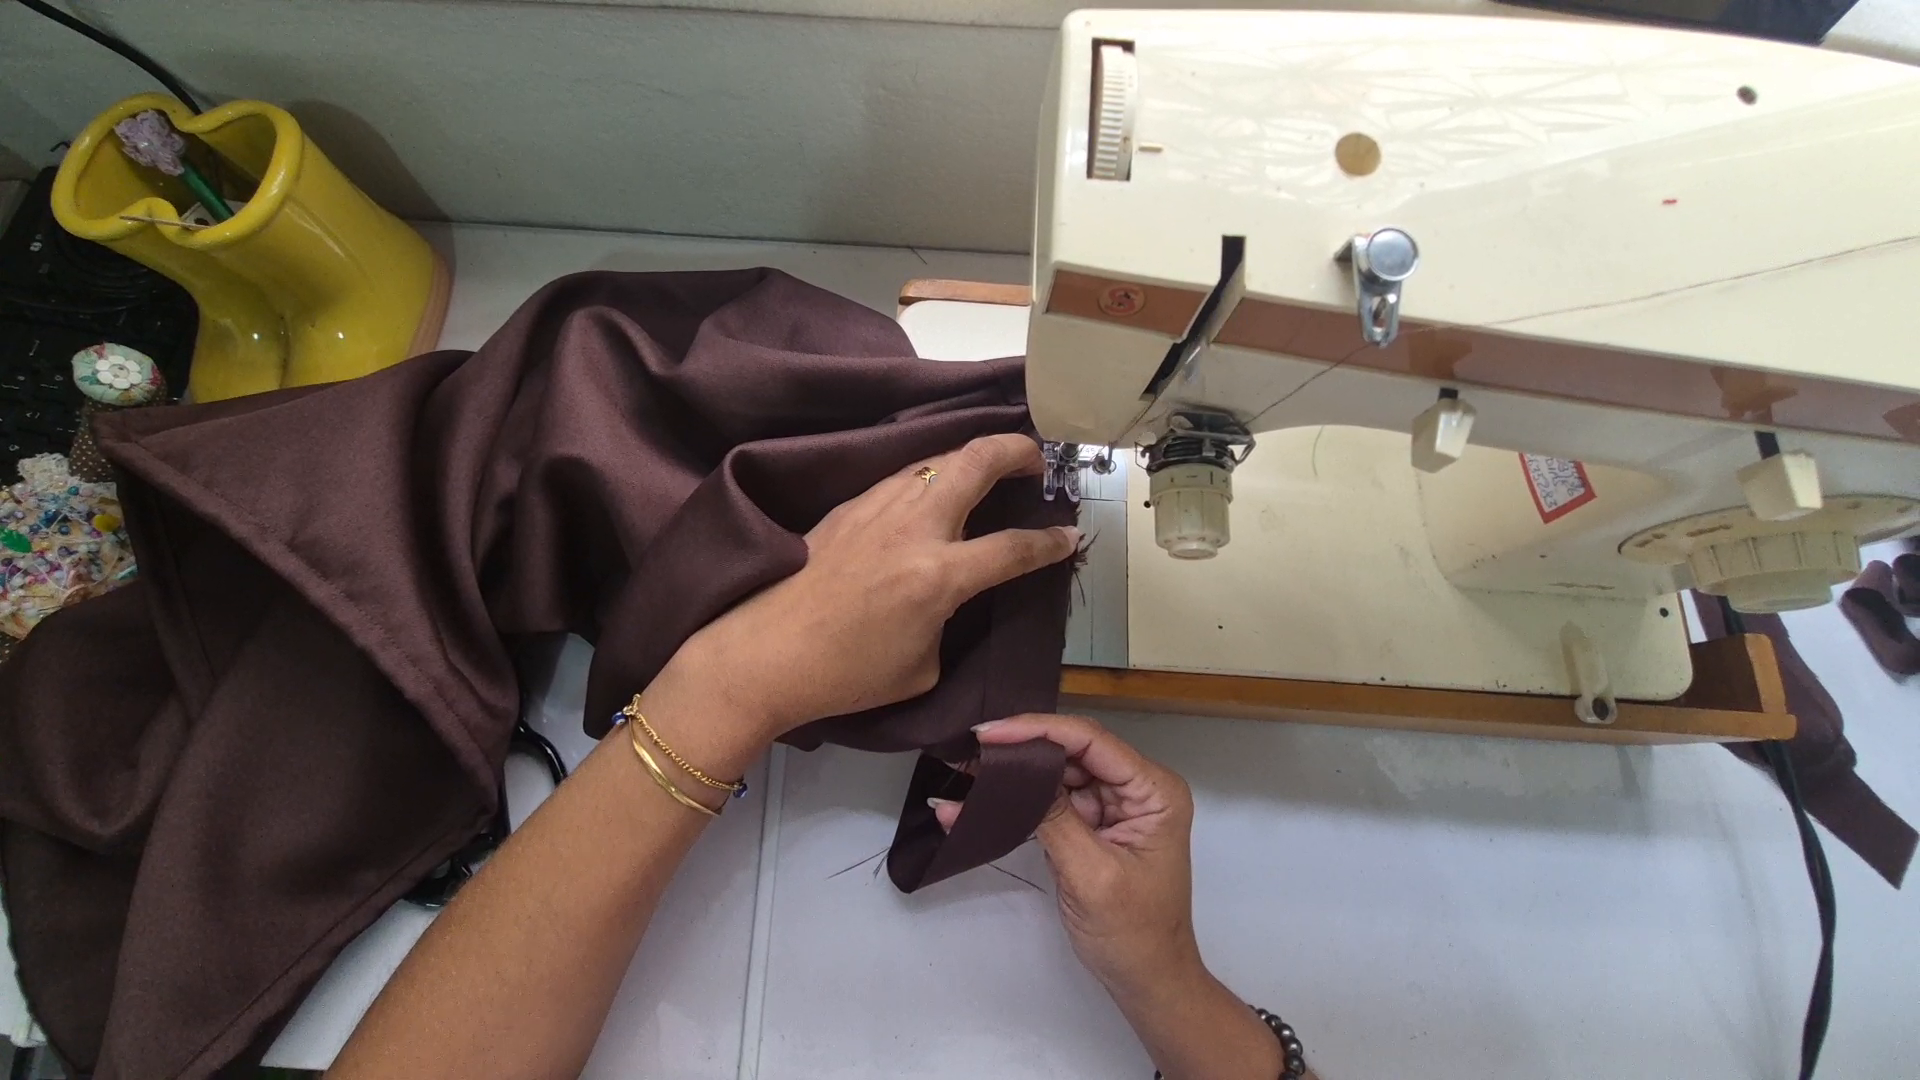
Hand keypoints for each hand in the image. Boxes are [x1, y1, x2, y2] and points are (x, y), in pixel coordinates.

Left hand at [648, 434, 1079, 741]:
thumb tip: (958, 593)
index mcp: (939, 575)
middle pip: (977, 460)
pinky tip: (930, 495)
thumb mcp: (922, 665)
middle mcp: (914, 527)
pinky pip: (902, 477)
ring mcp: (877, 508)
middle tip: (1034, 460)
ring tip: (984, 474)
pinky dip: (930, 476)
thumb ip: (950, 618)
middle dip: (1016, 450)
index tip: (1069, 535)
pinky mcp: (848, 506)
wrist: (763, 655)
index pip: (1013, 547)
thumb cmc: (847, 675)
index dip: (1051, 542)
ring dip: (969, 459)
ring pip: (936, 459)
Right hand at [932, 712, 1200, 990]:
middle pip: (1070, 750)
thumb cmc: (1132, 933)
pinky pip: (1048, 800)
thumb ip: (1055, 817)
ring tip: (964, 768)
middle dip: (1020, 748)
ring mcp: (1111, 803)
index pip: (1091, 741)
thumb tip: (1016, 771)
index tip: (990, 732)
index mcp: (1153, 790)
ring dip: (1012, 774)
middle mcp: (1135, 786)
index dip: (1039, 730)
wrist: (1146, 982)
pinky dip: (1015, 801)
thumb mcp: (1091, 874)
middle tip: (969, 747)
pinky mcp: (1088, 822)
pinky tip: (975, 801)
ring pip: (1054, 771)